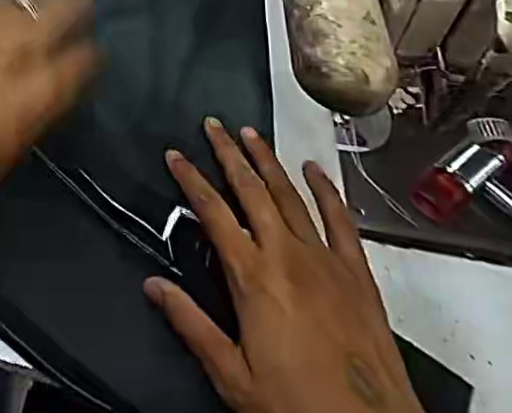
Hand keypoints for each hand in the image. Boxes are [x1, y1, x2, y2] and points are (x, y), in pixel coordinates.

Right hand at [146, 121, 423, 412]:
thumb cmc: (299, 406)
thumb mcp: (232, 374)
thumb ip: (190, 323)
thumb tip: (153, 285)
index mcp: (253, 278)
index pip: (212, 211)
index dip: (190, 178)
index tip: (176, 155)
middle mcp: (287, 258)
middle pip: (251, 190)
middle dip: (228, 153)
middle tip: (213, 125)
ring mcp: (325, 262)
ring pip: (290, 195)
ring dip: (267, 161)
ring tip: (250, 134)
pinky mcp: (357, 276)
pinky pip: (340, 221)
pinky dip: (326, 191)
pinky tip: (314, 170)